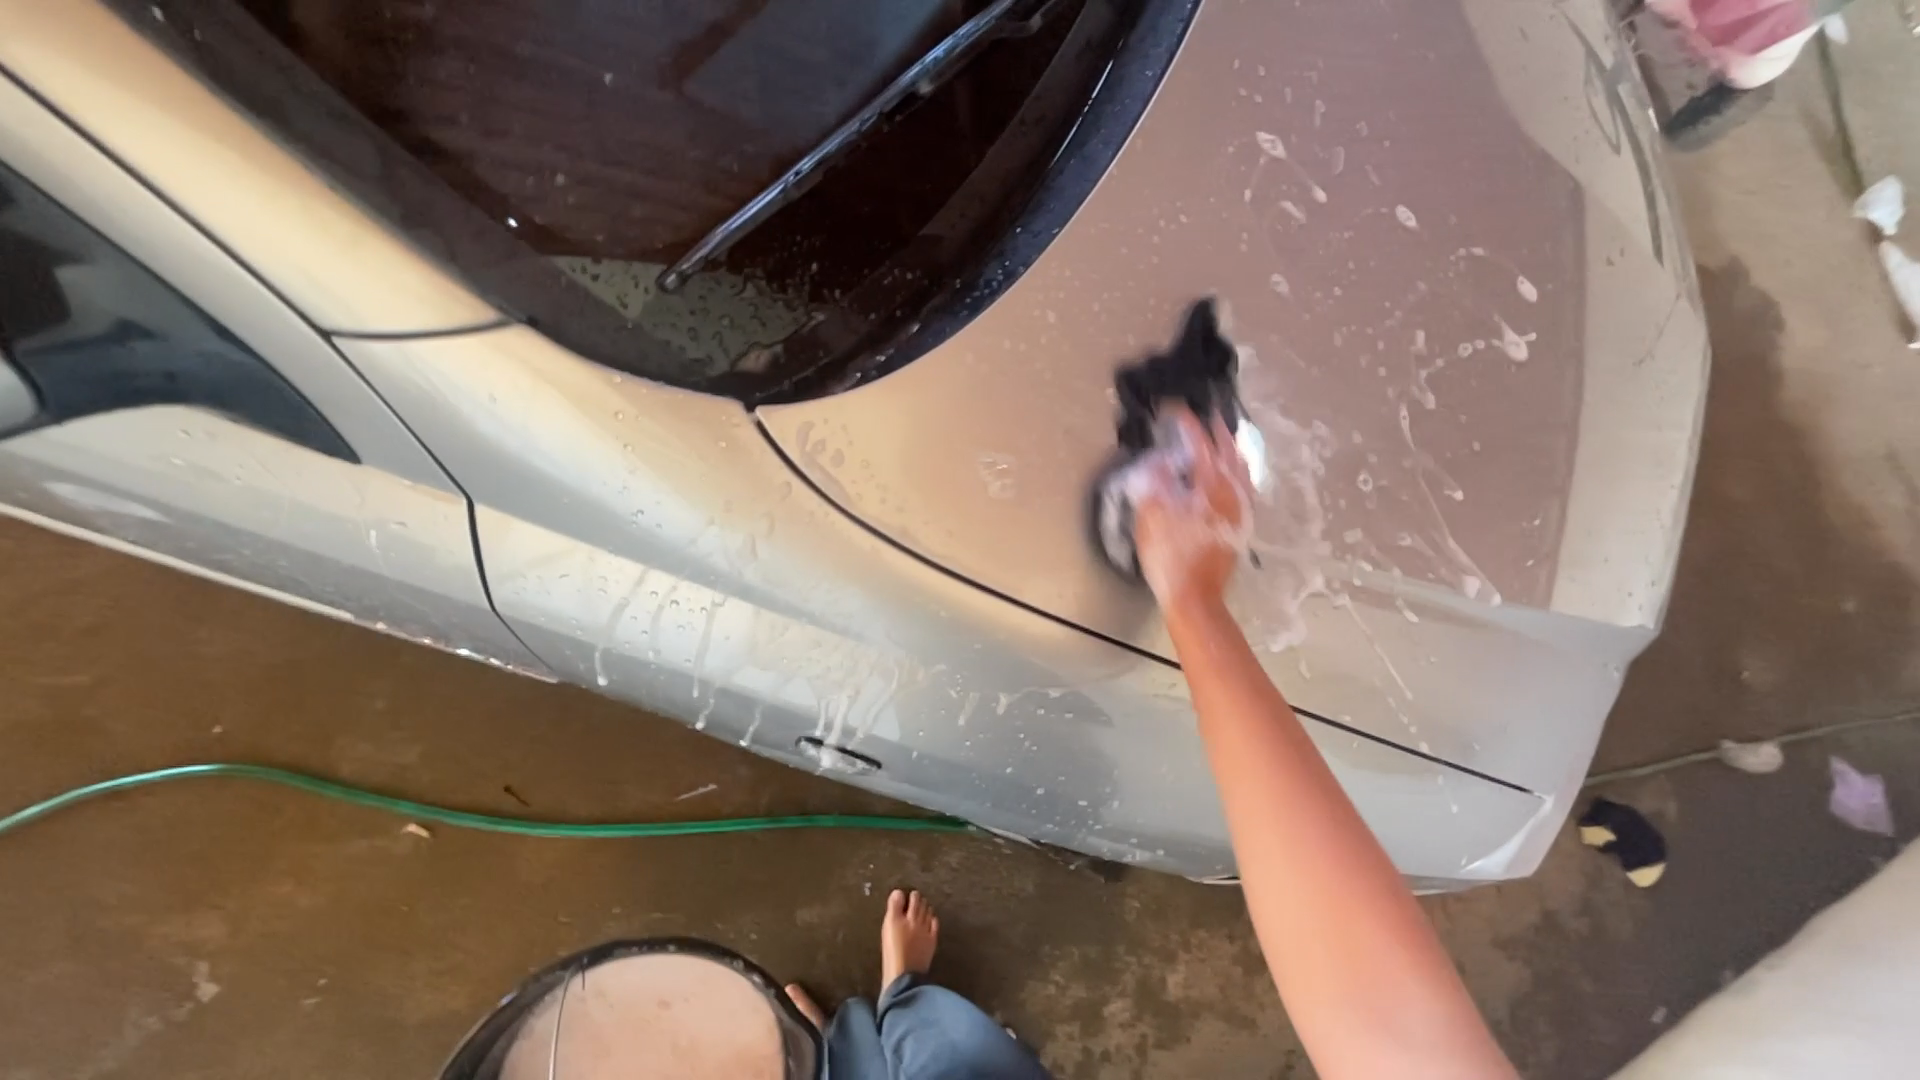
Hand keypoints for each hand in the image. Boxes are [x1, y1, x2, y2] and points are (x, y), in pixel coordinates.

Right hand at [1129, 407, 1252, 617]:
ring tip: (1224, 439)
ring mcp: (1241, 509)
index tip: (1177, 410)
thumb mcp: (1152, 518)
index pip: (1202, 445)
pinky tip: (1232, 476)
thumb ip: (1155, 484)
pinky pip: (1245, 486)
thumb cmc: (1171, 558)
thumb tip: (1158, 461)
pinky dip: (1238, 471)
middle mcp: (1233, 493)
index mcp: (1212, 486)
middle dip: (1218, 432)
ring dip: (1232, 450)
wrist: (1195, 597)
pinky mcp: (1241, 524)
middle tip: (1208, 416)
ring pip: (1242, 469)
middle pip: (1231, 452)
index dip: (1189, 424)